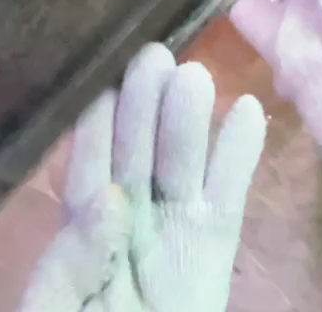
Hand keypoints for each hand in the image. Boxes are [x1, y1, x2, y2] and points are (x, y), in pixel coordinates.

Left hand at [18, 43, 265, 311]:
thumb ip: (73, 264)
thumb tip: (110, 198)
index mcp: (81, 236)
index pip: (87, 166)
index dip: (97, 122)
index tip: (107, 76)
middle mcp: (129, 221)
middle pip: (137, 156)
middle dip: (144, 107)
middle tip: (155, 56)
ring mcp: (175, 233)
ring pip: (182, 167)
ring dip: (190, 122)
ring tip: (197, 75)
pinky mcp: (215, 253)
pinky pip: (227, 199)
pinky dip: (239, 157)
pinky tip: (248, 111)